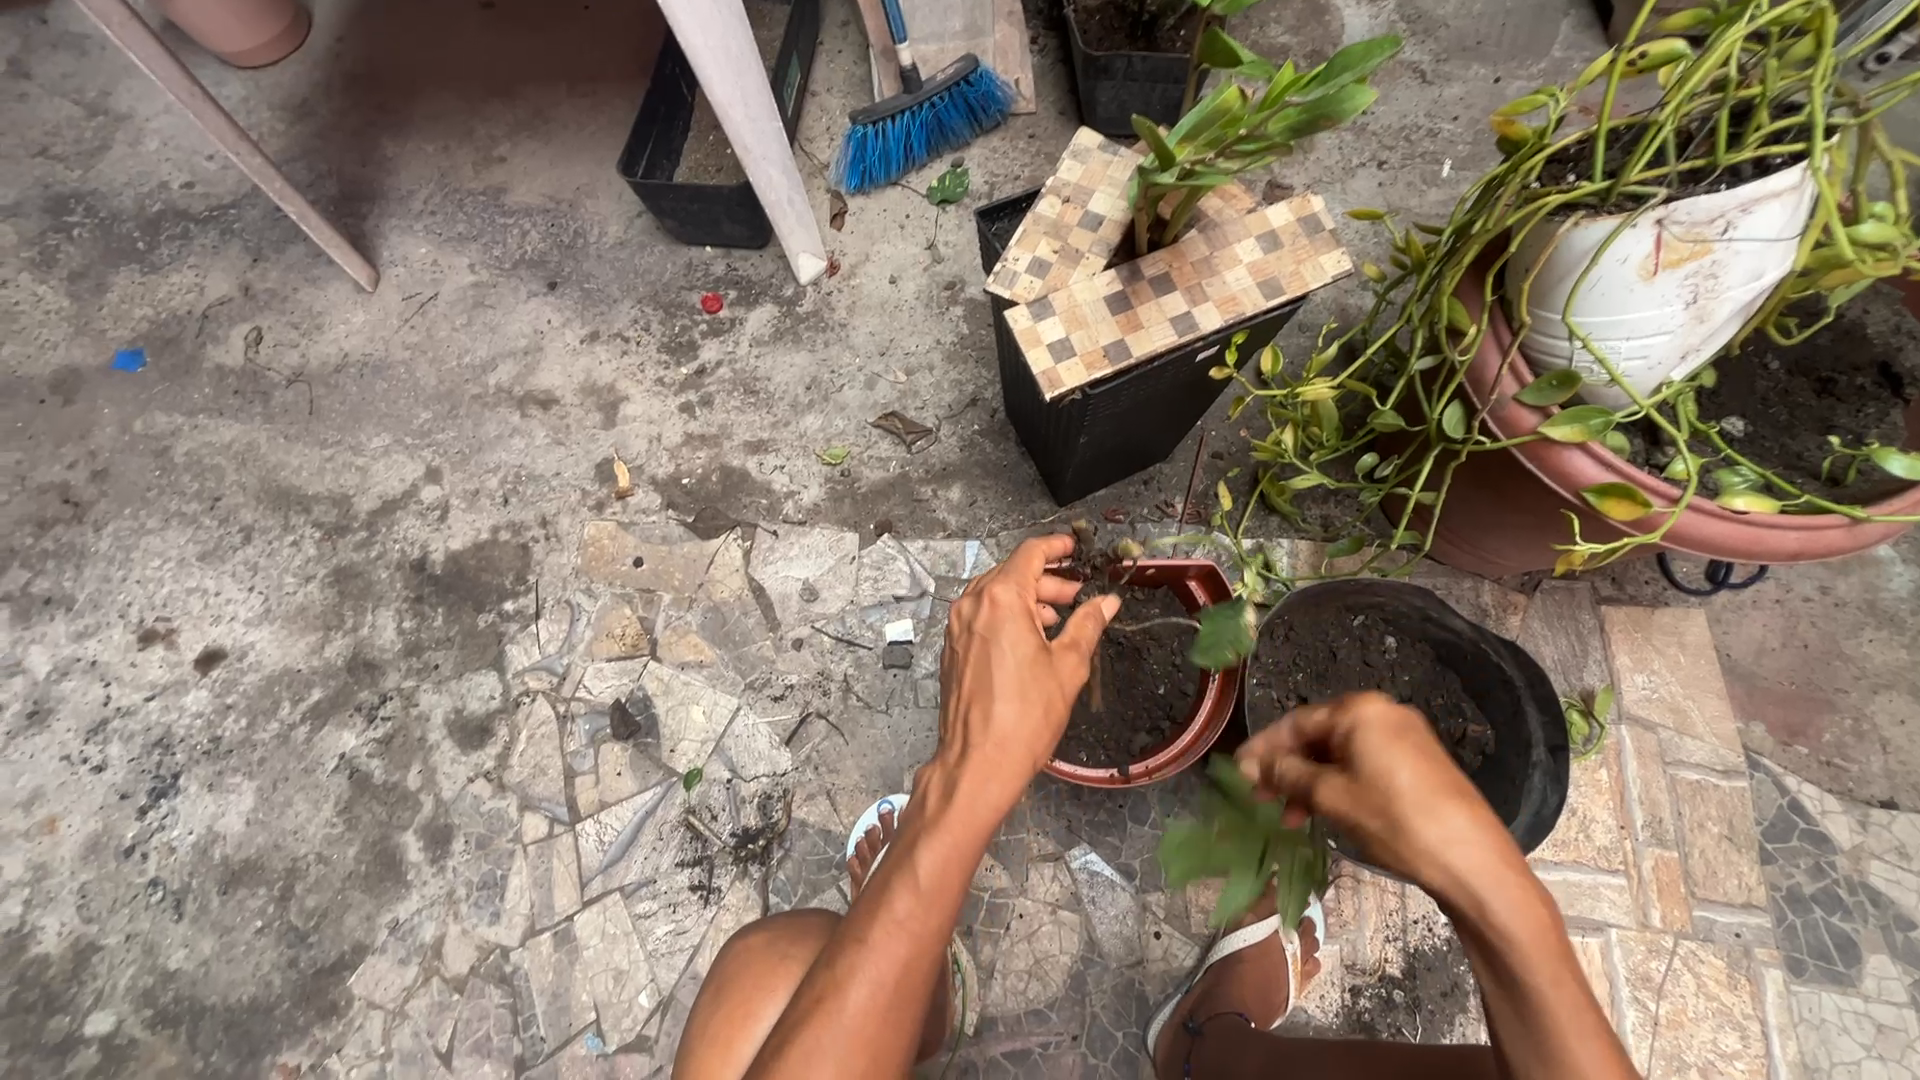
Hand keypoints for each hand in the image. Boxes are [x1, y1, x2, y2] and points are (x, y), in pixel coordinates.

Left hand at [927, 534, 1118, 813]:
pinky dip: (1006, 616)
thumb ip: (1088, 625)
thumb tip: (1107, 603)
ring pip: (995, 595)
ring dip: (1027, 599)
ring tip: (1057, 621)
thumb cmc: (1026, 716)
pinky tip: (1030, 639)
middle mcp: (972, 605)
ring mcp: (957, 627)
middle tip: (1077, 596)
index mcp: (1000, 599)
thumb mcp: (1068, 665)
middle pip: (1011, 573)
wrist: (979, 761)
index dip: (1056, 547)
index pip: (1029, 554)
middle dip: (1046, 580)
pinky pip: (982, 616)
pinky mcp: (952, 648)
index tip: (1074, 548)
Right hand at [1235, 692, 1520, 899]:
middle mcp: (1382, 713)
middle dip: (1286, 768)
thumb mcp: (1330, 797)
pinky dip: (1338, 785)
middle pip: (1318, 737)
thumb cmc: (1395, 821)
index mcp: (1359, 711)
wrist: (1475, 864)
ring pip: (1339, 755)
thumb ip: (1286, 774)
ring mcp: (1404, 738)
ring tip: (1290, 817)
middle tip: (1260, 797)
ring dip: (1310, 782)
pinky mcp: (1418, 764)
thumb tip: (1249, 765)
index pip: (1295, 722)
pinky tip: (1324, 813)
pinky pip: (1363, 765)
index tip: (1238, 773)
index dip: (1263, 748)